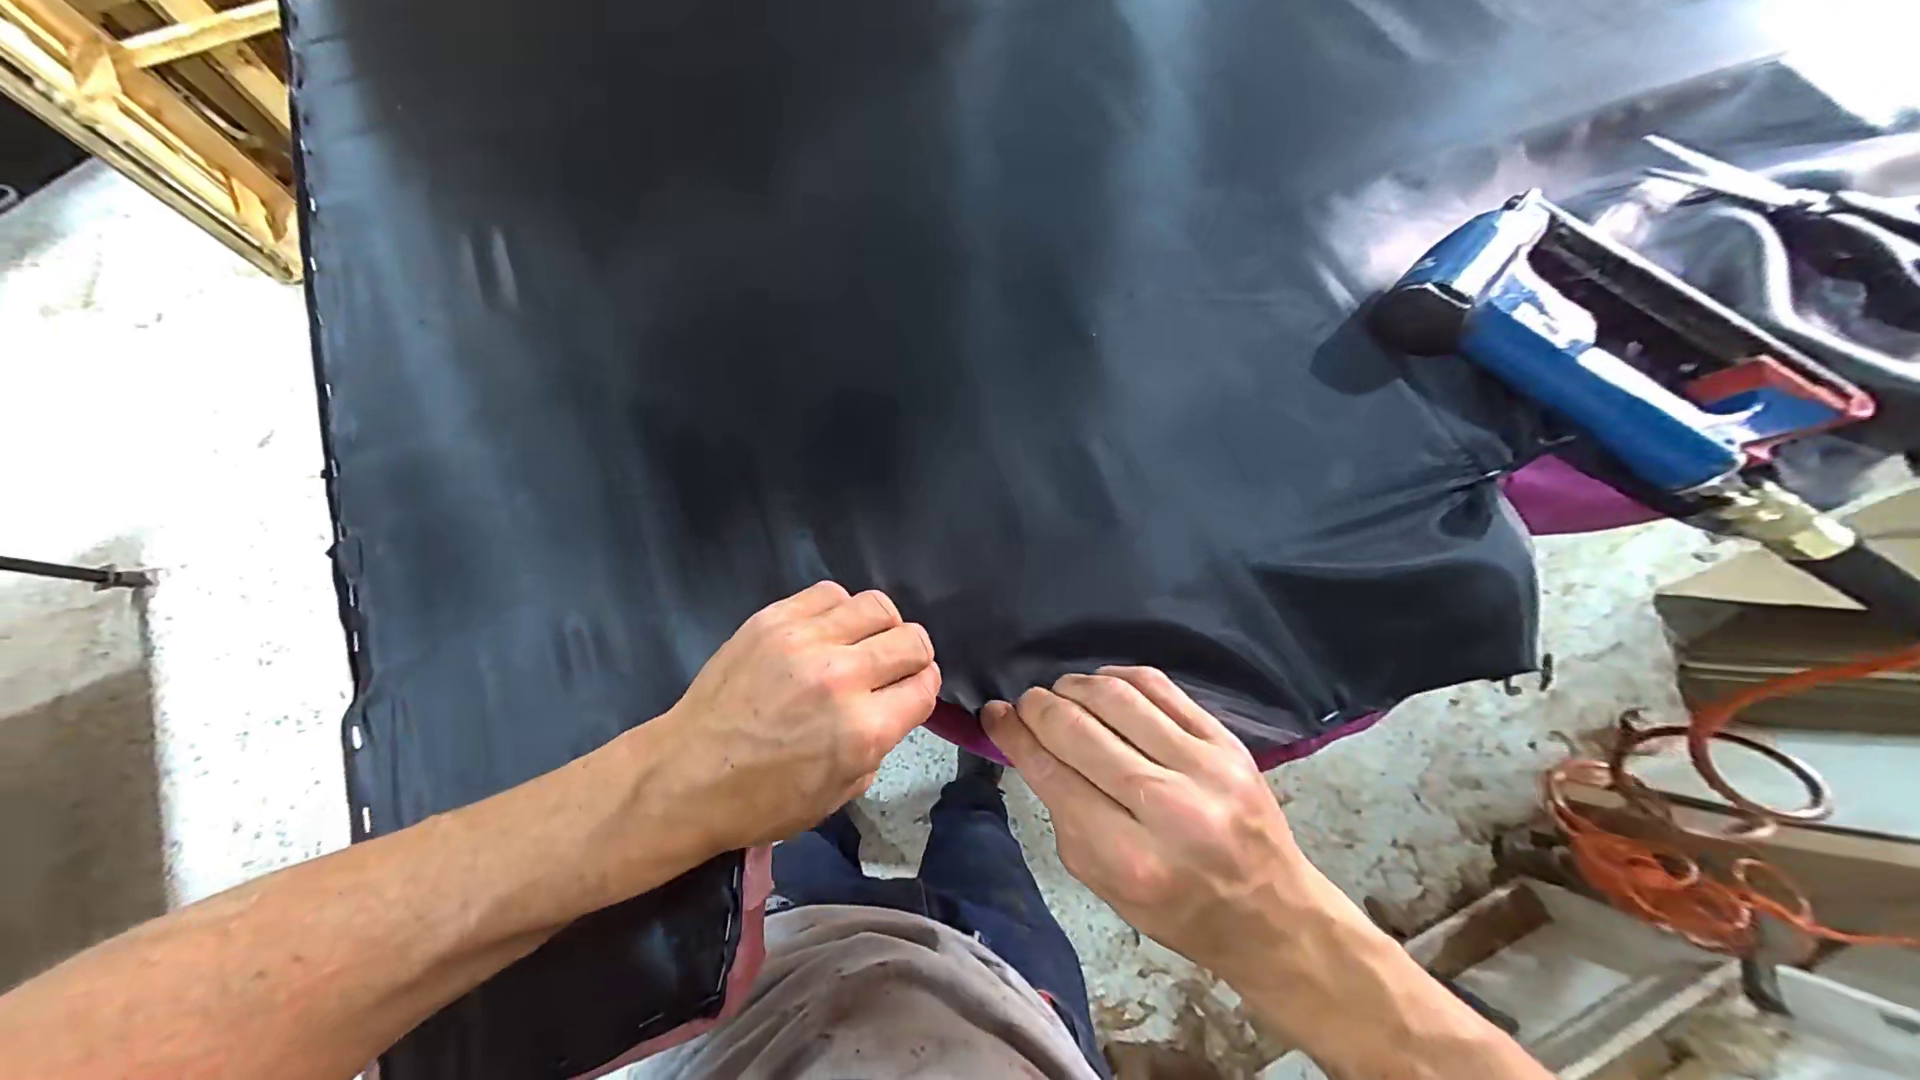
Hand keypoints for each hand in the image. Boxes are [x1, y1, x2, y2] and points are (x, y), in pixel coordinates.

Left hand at [654, 581, 940, 850]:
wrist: (685, 776)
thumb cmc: (763, 801)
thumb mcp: (841, 793)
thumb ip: (880, 745)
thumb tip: (893, 706)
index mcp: (864, 730)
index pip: (926, 684)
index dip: (923, 688)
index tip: (910, 691)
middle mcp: (843, 677)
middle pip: (912, 640)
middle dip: (913, 657)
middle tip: (891, 669)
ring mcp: (806, 642)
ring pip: (878, 606)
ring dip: (881, 627)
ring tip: (862, 643)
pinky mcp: (774, 619)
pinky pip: (830, 593)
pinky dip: (840, 610)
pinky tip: (827, 630)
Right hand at [981, 667, 1325, 979]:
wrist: (1270, 911)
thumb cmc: (1175, 907)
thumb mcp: (1101, 881)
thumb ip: (1061, 810)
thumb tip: (1027, 741)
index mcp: (1129, 857)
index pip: (1052, 773)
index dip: (1013, 734)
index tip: (995, 713)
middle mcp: (1168, 807)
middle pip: (1078, 729)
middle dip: (1037, 706)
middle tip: (1025, 703)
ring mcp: (1205, 767)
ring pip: (1116, 697)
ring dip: (1073, 686)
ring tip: (1059, 693)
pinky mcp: (1227, 741)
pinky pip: (1159, 685)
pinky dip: (1117, 676)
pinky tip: (1099, 685)